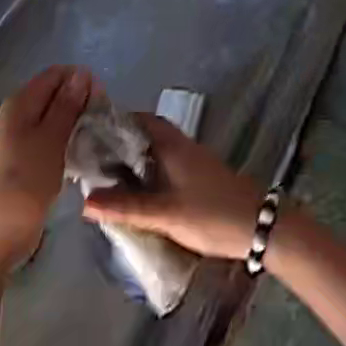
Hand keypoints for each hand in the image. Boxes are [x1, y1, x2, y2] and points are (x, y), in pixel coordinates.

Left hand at [0, 65, 95, 274]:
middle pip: (57, 95)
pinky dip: (67, 147)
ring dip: (77, 128)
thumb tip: (82, 72)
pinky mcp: (23, 165)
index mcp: (20, 103)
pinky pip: (51, 143)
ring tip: (97, 144)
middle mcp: (17, 116)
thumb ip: (66, 106)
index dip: (83, 82)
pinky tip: (81, 161)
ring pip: (56, 121)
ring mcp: (18, 142)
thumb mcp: (49, 142)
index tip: (103, 104)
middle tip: (103, 127)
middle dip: (82, 105)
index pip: (58, 74)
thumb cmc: (19, 187)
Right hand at [82, 113, 263, 259]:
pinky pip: (165, 166)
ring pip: (156, 151)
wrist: (260, 226)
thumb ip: (126, 208)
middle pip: (145, 134)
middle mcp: (181, 146)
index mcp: (172, 145)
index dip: (114, 122)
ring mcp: (192, 161)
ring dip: (134, 160)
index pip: (138, 119)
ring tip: (107, 178)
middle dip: (120, 144)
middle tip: (91, 160)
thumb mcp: (165, 214)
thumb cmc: (211, 215)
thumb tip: (85, 202)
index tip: (88, 133)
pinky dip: (148, 173)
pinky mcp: (198, 177)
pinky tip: (137, 193)